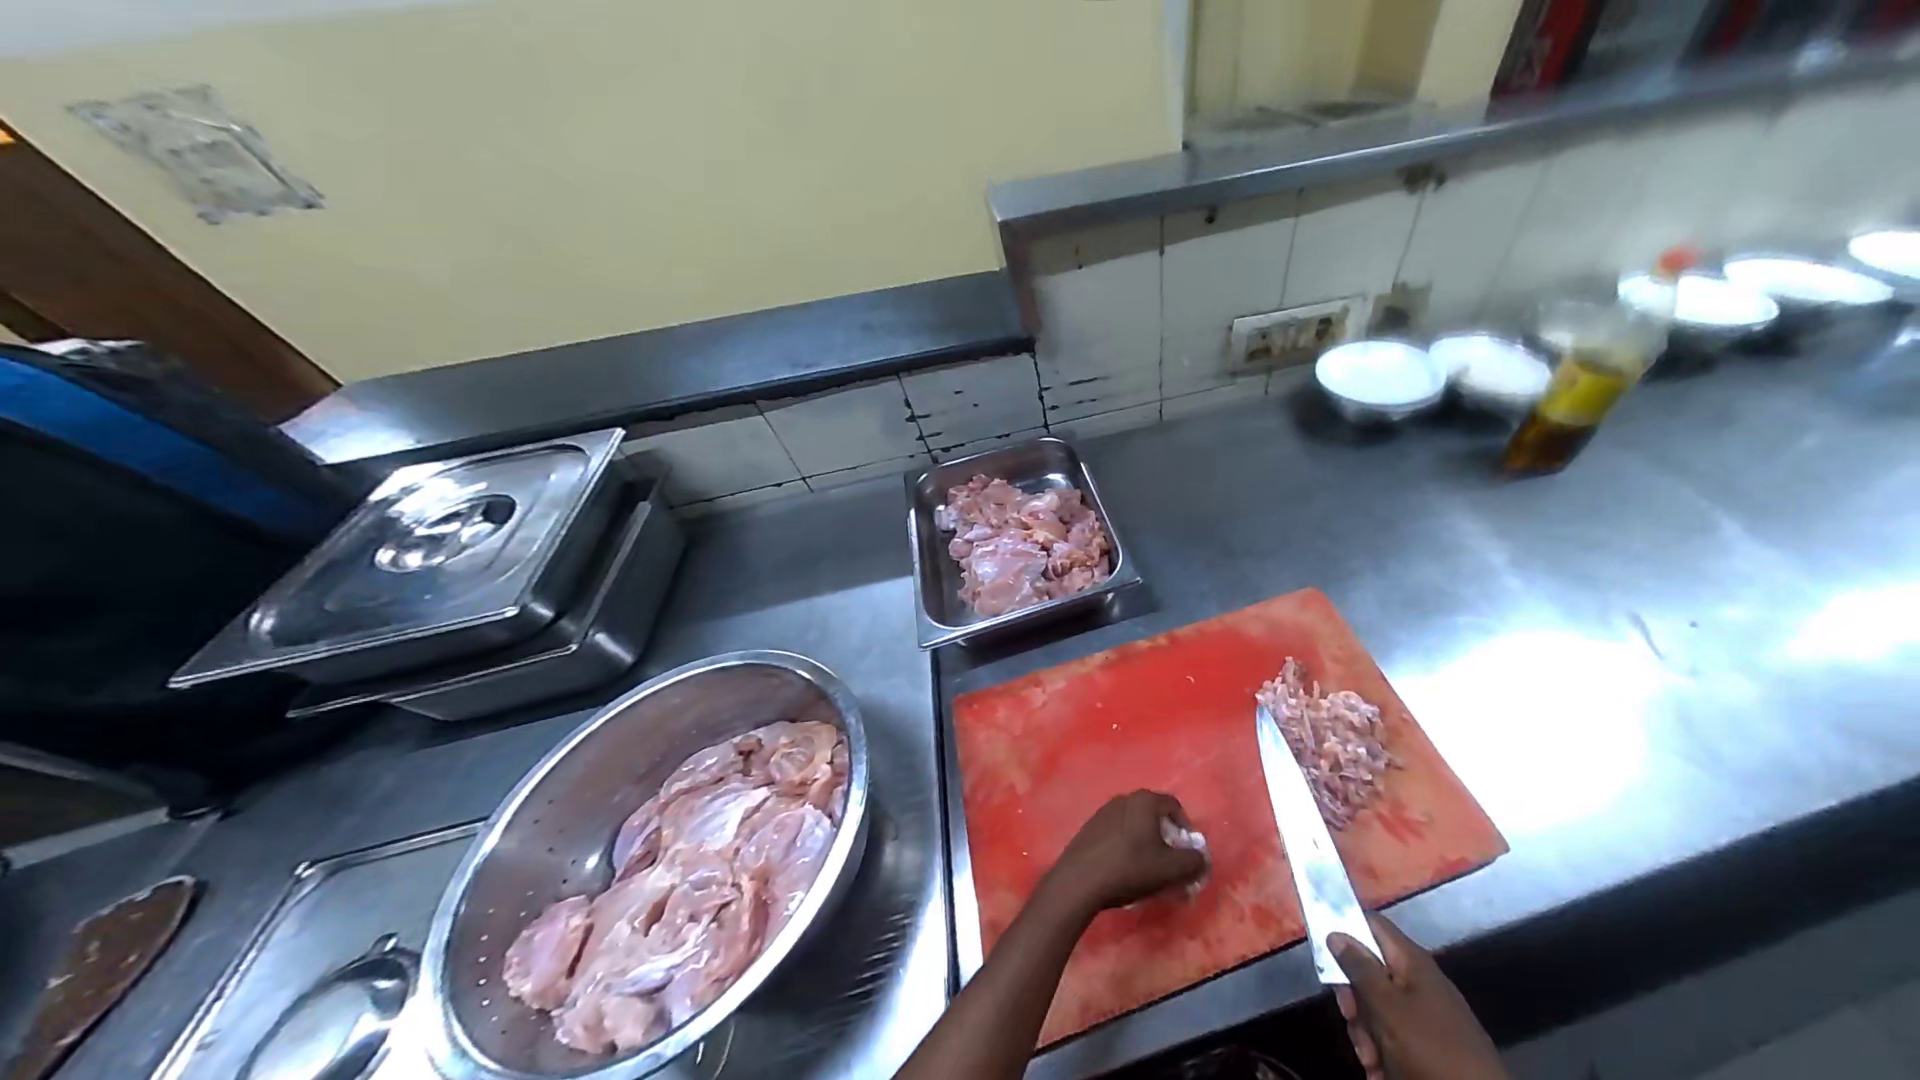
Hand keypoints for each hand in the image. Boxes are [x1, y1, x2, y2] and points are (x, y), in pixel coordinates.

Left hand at [1039, 791, 1207, 915]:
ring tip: (1149, 867)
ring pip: (1134, 823)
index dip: (1186, 828)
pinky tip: (1125, 867)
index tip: (1188, 852)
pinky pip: (1117, 832)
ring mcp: (1102, 811)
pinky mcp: (1089, 827)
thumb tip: (1200, 857)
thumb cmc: (1130, 867)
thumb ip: (1194, 860)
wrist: (1081, 880)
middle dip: (1166, 836)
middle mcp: (1122, 798)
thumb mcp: (1172, 869)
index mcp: (1143, 800)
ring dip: (1146, 841)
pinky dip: (1127, 845)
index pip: (1174, 806)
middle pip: (1153, 814)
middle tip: (1170, 861)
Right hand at [1331, 915, 1509, 1079]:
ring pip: (1374, 1008)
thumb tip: (1336, 932)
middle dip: (1353, 998)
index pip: (1371, 924)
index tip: (1321, 945)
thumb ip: (1358, 967)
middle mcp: (1416, 982)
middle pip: (1367, 971)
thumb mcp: (1387, 1006)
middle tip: (1349, 1016)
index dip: (1344, 926)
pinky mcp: (1426, 1043)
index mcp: (1411, 963)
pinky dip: (1380, 1051)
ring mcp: (1423, 1014)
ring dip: (1364, 1032)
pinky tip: (1380, 1070)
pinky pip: (1390, 1035)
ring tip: (1370, 1058)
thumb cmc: (1431, 1048)